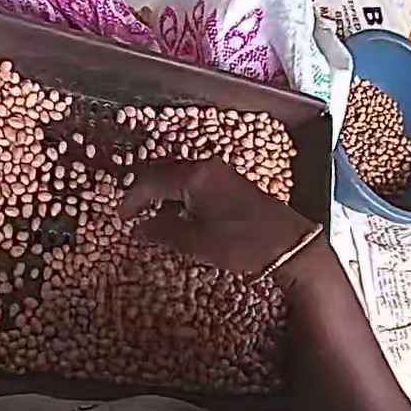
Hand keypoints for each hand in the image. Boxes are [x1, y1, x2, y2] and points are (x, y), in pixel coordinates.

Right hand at [119, 160, 318, 280]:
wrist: (288, 244)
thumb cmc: (241, 243)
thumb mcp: (196, 242)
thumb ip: (163, 232)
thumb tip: (139, 228)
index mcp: (193, 176)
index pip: (150, 181)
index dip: (132, 199)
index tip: (121, 217)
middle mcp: (206, 167)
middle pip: (164, 174)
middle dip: (146, 195)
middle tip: (133, 215)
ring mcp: (221, 173)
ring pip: (181, 178)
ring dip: (164, 196)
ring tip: (153, 218)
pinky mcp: (232, 183)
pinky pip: (197, 183)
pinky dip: (182, 197)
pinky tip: (181, 215)